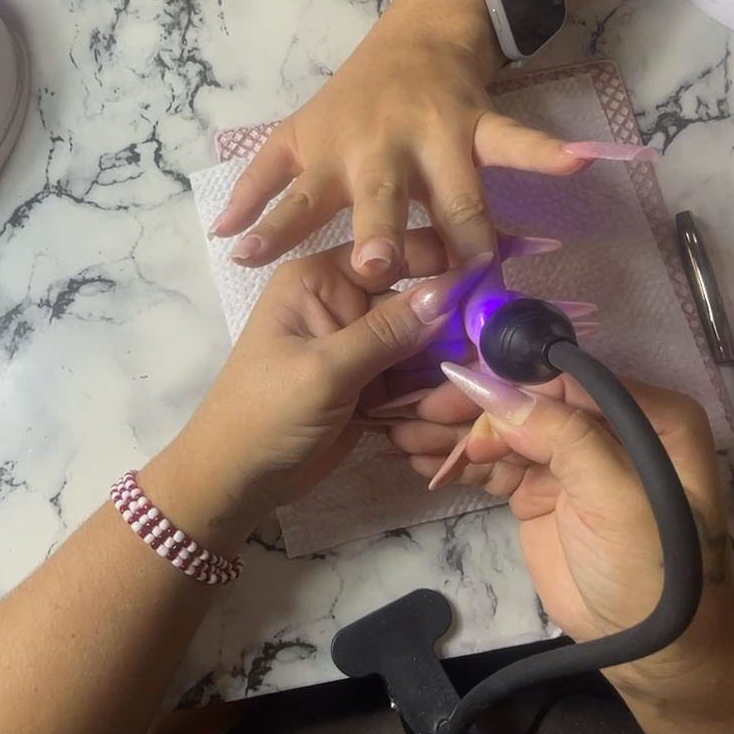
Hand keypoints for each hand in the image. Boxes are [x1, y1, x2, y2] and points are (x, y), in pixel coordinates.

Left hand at [145, 233, 490, 548]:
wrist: (237, 479)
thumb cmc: (265, 414)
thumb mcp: (325, 369)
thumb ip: (388, 331)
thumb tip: (451, 289)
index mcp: (319, 279)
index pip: (394, 255)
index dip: (446, 268)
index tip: (497, 287)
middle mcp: (341, 302)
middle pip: (417, 303)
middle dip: (451, 333)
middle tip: (490, 360)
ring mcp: (356, 345)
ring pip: (421, 346)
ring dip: (443, 372)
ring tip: (466, 397)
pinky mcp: (367, 382)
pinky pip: (412, 379)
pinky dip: (428, 396)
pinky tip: (446, 413)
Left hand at [207, 0, 588, 275]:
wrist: (414, 38)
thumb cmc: (347, 107)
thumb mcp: (293, 140)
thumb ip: (259, 188)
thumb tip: (221, 235)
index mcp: (332, 159)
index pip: (296, 199)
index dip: (271, 227)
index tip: (246, 258)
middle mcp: (379, 150)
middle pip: (380, 197)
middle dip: (380, 231)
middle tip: (379, 268)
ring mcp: (433, 136)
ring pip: (454, 189)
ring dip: (469, 226)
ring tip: (484, 268)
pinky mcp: (479, 123)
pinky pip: (514, 141)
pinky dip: (543, 150)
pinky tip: (577, 162)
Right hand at [387, 367, 733, 693]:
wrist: (647, 649)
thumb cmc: (652, 572)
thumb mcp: (616, 497)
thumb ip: (562, 436)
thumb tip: (492, 390)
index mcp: (647, 416)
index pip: (563, 381)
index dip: (505, 384)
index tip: (450, 389)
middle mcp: (606, 427)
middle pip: (524, 403)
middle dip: (467, 409)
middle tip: (416, 415)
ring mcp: (568, 458)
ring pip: (501, 432)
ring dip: (452, 435)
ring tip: (403, 436)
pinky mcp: (537, 487)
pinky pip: (492, 464)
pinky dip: (457, 463)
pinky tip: (422, 459)